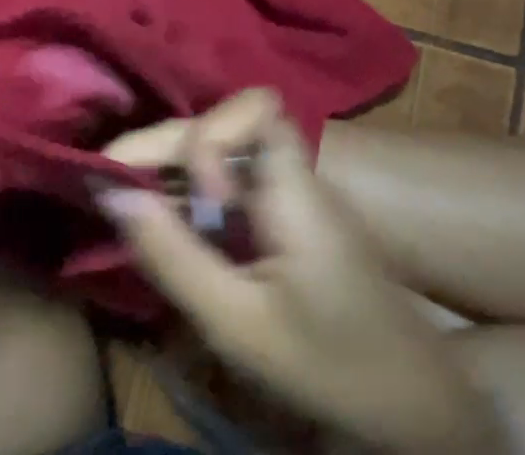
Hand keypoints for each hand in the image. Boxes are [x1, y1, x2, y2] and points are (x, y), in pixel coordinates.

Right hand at [96, 90, 504, 454]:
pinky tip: (165, 227)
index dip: (208, 132)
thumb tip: (107, 189)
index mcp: (296, 194)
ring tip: (126, 204)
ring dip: (169, 170)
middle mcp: (296, 180)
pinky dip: (188, 196)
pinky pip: (228, 186)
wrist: (417, 416)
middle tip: (108, 185)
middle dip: (161, 148)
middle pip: (223, 128)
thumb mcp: (236, 322)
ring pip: (220, 155)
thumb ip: (170, 254)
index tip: (178, 188)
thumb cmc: (330, 368)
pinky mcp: (287, 223)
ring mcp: (293, 200)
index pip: (257, 109)